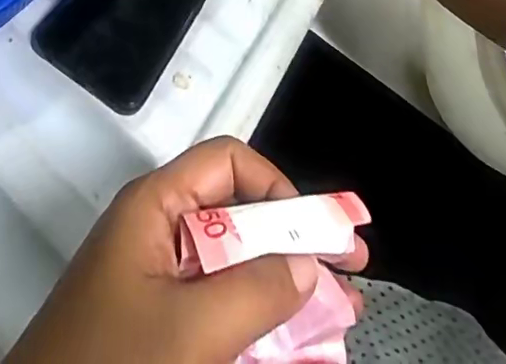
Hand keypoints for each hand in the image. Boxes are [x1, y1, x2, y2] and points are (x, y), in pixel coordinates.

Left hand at [6, 138, 368, 363]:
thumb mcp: (189, 330)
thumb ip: (256, 290)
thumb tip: (308, 262)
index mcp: (155, 206)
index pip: (227, 162)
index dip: (275, 185)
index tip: (312, 231)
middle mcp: (158, 230)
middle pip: (237, 214)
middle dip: (295, 239)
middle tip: (350, 265)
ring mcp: (156, 278)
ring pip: (233, 265)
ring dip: (283, 284)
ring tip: (338, 309)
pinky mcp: (156, 320)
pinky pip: (217, 304)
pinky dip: (256, 318)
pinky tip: (293, 342)